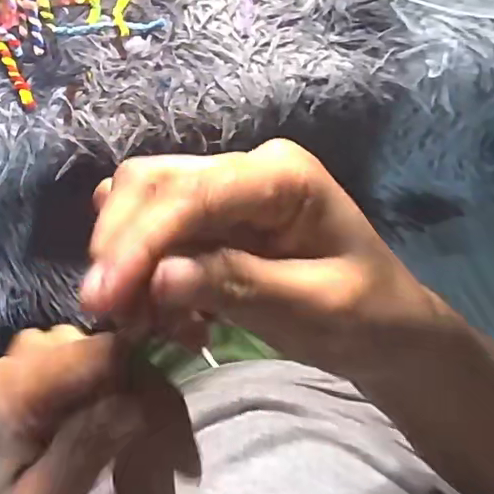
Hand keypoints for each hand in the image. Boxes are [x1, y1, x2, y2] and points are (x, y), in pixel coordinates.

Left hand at [0, 327, 193, 493]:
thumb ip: (81, 450)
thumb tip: (132, 402)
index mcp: (15, 382)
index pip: (105, 355)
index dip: (150, 396)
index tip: (172, 464)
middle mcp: (37, 349)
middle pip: (130, 372)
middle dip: (155, 445)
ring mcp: (60, 350)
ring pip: (142, 384)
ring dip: (153, 456)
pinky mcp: (80, 362)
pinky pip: (136, 388)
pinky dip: (147, 444)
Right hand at [80, 139, 455, 384]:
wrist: (389, 327)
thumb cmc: (369, 319)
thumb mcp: (317, 310)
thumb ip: (239, 286)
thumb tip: (158, 278)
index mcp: (281, 175)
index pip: (192, 193)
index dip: (141, 240)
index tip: (104, 296)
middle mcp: (242, 166)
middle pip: (152, 182)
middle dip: (120, 244)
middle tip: (107, 312)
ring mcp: (220, 186)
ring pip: (140, 198)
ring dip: (123, 257)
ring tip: (136, 318)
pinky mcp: (204, 213)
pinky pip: (149, 226)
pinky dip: (138, 267)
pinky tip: (158, 309)